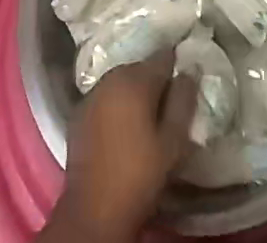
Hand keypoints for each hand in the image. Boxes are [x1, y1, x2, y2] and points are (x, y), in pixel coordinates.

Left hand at [38, 51, 198, 242]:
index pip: (163, 57)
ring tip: (145, 118)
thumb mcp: (174, 140)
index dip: (176, 66)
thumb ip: (183, 100)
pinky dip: (115, 104)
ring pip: (120, 82)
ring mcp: (91, 94)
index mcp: (136, 80)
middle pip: (140, 68)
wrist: (93, 210)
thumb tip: (188, 72)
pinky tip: (121, 127)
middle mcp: (111, 78)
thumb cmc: (140, 173)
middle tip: (167, 106)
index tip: (184, 81)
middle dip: (154, 81)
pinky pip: (104, 98)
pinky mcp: (78, 113)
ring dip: (133, 92)